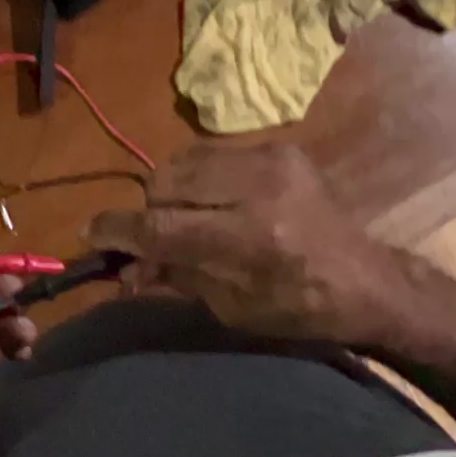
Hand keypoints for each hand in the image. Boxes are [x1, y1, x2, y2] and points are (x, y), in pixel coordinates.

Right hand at [86, 143, 437, 346]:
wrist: (365, 279)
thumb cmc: (298, 309)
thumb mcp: (230, 308)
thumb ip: (175, 276)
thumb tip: (125, 267)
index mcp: (250, 239)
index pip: (161, 225)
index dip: (118, 230)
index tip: (90, 233)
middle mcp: (258, 189)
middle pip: (163, 183)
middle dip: (148, 212)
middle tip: (152, 239)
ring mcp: (271, 161)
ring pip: (181, 162)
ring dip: (169, 192)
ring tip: (184, 219)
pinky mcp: (278, 147)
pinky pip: (209, 154)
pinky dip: (196, 178)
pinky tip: (210, 202)